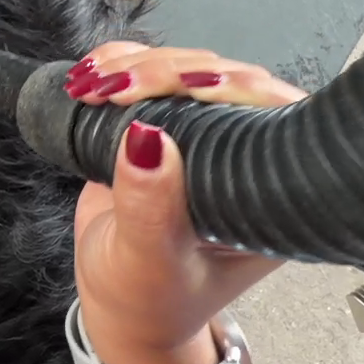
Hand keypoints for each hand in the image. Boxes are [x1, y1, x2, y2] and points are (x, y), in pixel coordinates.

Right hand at [68, 44, 305, 363]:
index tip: (182, 87)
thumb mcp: (148, 262)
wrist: (113, 300)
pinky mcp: (159, 127)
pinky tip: (91, 70)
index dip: (234, 85)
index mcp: (269, 194)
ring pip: (183, 68)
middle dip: (166, 70)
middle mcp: (243, 159)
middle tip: (112, 88)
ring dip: (135, 63)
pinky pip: (144, 76)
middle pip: (223, 79)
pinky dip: (116, 63)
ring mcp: (200, 139)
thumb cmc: (147, 297)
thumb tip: (146, 138)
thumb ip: (150, 208)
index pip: (273, 113)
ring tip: (91, 83)